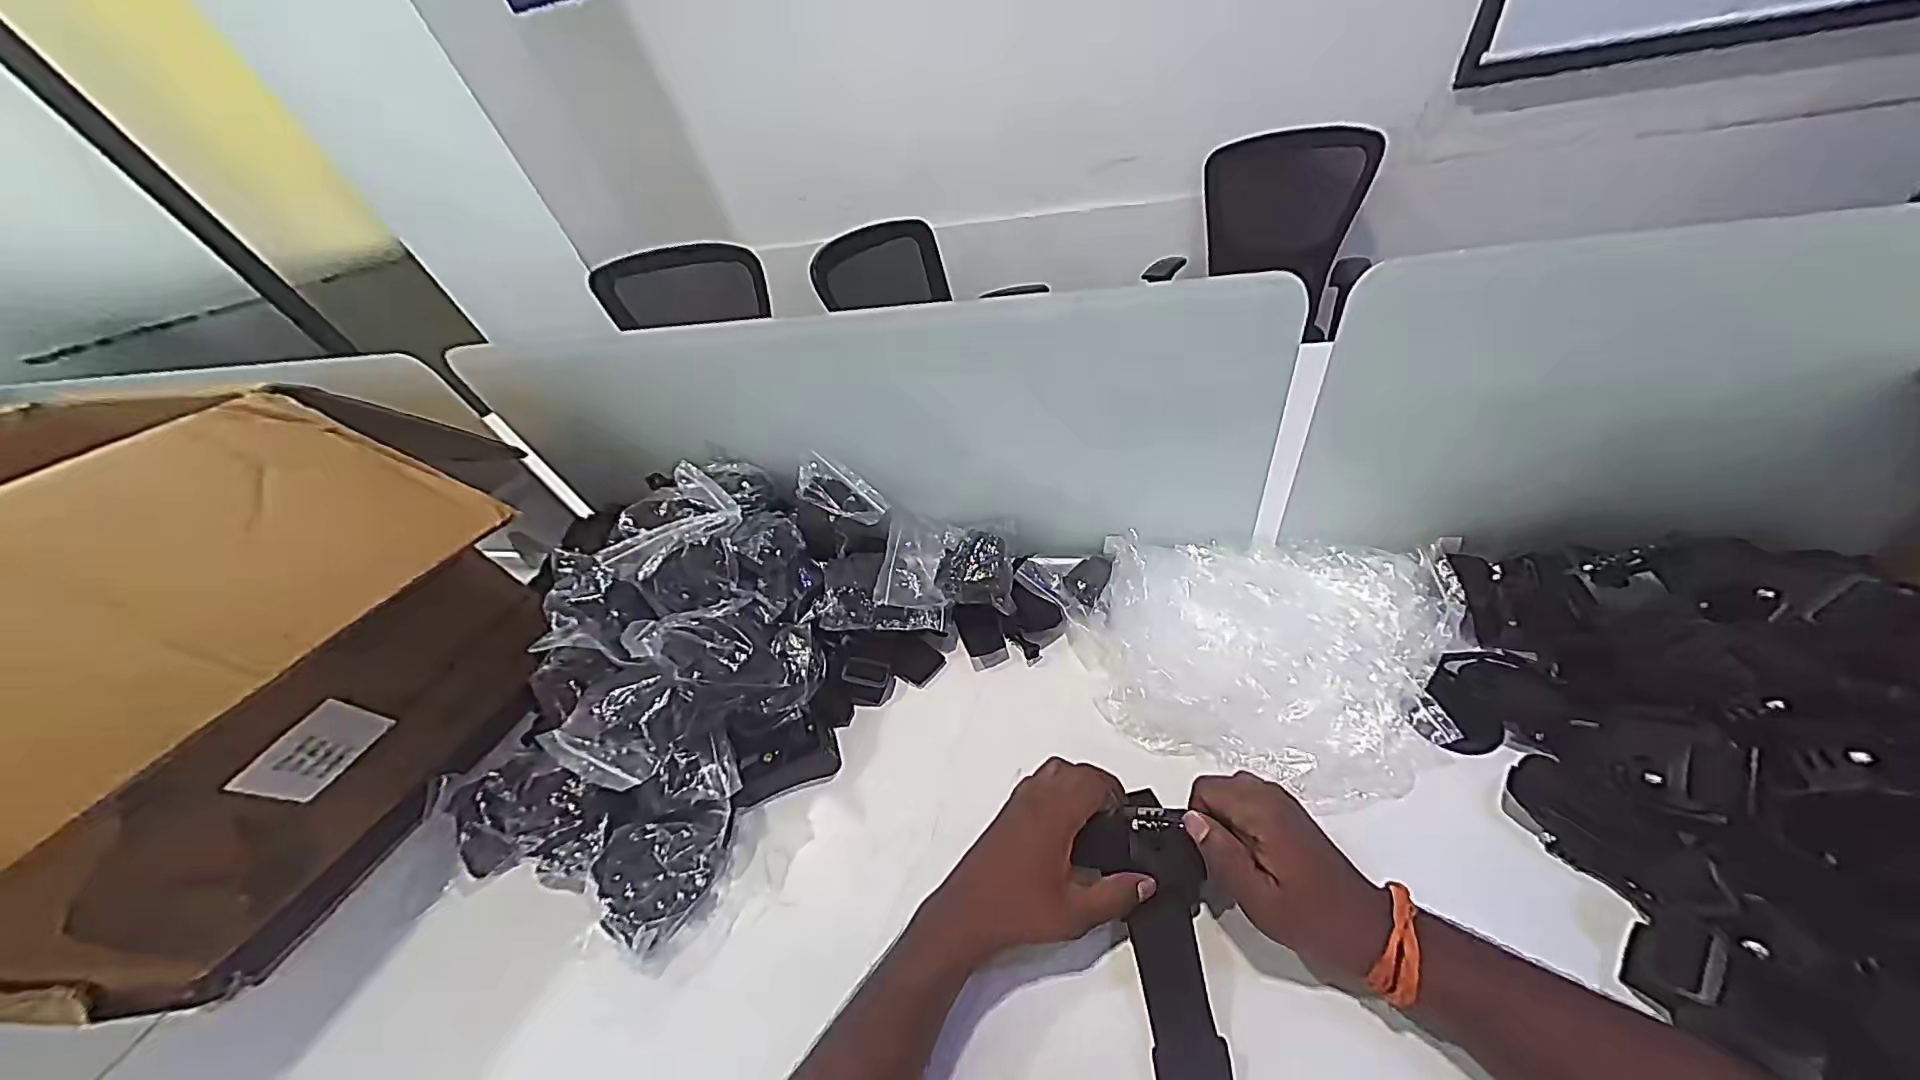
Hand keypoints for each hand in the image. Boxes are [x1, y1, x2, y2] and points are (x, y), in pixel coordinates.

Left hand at [915, 759, 1156, 967]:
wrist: (966, 915)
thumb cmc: (1009, 909)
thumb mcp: (1075, 913)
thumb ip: (1116, 896)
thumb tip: (1142, 883)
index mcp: (1053, 813)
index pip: (1093, 781)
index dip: (1116, 794)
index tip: (1125, 814)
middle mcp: (1033, 800)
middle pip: (1074, 770)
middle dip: (1101, 786)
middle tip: (1115, 813)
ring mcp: (1018, 804)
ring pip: (1054, 772)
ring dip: (1077, 784)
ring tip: (1093, 815)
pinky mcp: (1007, 813)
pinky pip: (1038, 784)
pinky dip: (1057, 790)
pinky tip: (1064, 823)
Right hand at [1186, 771, 1390, 981]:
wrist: (1364, 930)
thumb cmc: (1316, 919)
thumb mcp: (1256, 896)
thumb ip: (1220, 853)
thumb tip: (1192, 822)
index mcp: (1263, 810)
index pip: (1204, 788)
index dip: (1198, 821)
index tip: (1211, 852)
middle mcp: (1274, 797)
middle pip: (1216, 788)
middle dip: (1211, 821)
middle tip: (1227, 861)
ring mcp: (1284, 804)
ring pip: (1231, 795)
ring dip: (1226, 824)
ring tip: (1242, 863)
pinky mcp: (1290, 815)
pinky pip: (1249, 805)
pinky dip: (1243, 826)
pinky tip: (1256, 860)